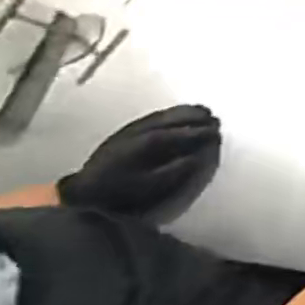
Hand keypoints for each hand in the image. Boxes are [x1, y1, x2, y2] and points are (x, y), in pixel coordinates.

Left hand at [58, 104, 219, 215]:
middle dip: (195, 117)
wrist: (85, 194)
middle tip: (215, 118)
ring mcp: (131, 130)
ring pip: (162, 116)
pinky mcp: (123, 133)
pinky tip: (174, 115)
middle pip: (173, 119)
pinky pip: (151, 117)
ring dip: (183, 111)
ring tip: (202, 110)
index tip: (219, 133)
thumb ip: (178, 170)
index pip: (183, 133)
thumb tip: (199, 157)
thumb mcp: (153, 187)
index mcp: (151, 144)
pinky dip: (168, 113)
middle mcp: (142, 131)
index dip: (202, 133)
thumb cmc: (123, 194)